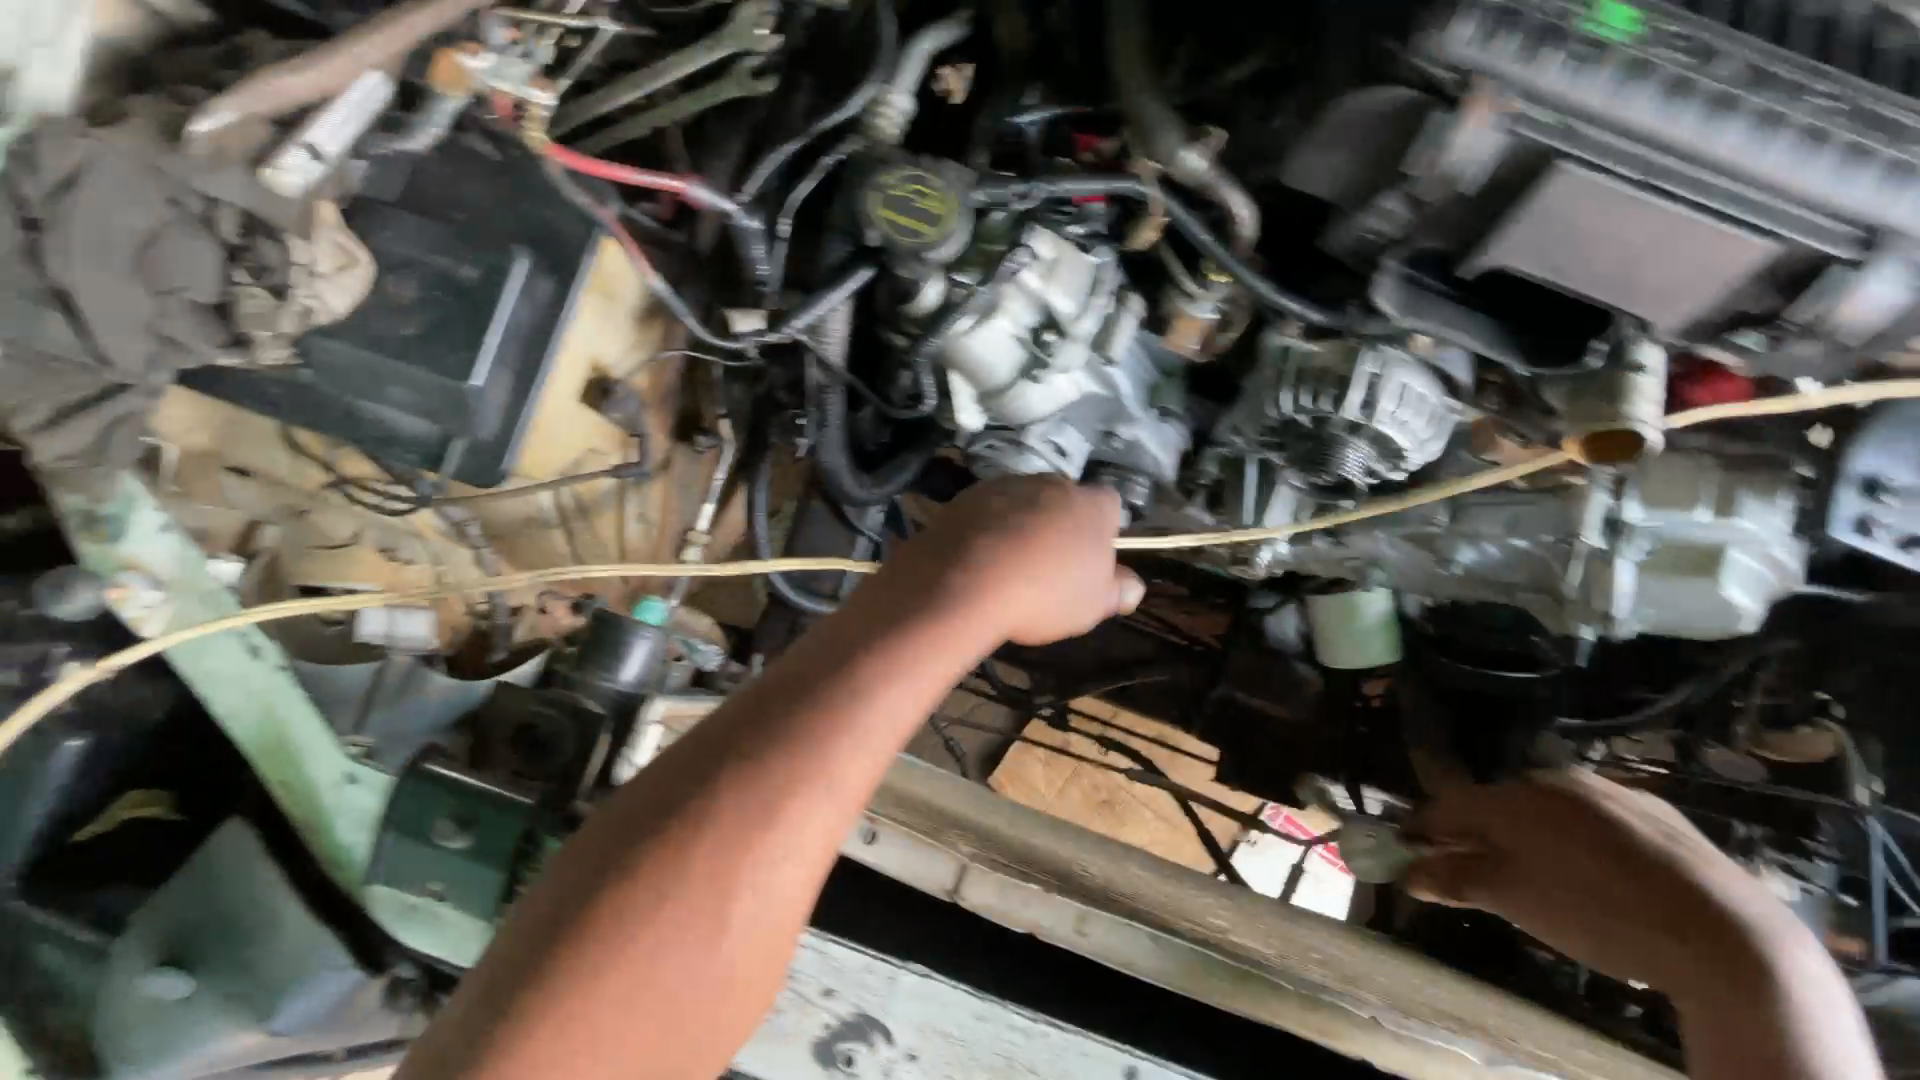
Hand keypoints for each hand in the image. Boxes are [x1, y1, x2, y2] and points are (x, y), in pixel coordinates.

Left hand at [879, 475, 1142, 645]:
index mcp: (1090, 504)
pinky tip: (979, 561)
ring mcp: (1004, 485)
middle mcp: (1049, 483)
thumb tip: (1133, 585)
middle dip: (1060, 525)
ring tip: (1009, 567)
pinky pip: (986, 511)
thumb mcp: (1093, 606)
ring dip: (1022, 524)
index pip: (1110, 504)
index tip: (1090, 560)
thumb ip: (1119, 591)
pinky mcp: (964, 497)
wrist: (962, 584)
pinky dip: (987, 529)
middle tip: (1049, 567)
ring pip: (1023, 502)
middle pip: (1064, 500)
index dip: (1103, 530)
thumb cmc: (1043, 594)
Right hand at [1403, 769, 1816, 1005]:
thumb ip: (1453, 878)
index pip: (1444, 807)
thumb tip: (1408, 871)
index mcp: (1512, 797)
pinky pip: (1593, 819)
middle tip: (1474, 873)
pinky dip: (1576, 841)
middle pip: (1494, 805)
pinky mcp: (1656, 812)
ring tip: (1536, 878)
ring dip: (1526, 836)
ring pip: (1544, 809)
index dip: (1421, 832)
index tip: (1408, 855)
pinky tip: (1596, 877)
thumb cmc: (1598, 916)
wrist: (1729, 939)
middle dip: (1476, 834)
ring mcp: (1609, 791)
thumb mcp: (1513, 902)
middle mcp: (1553, 780)